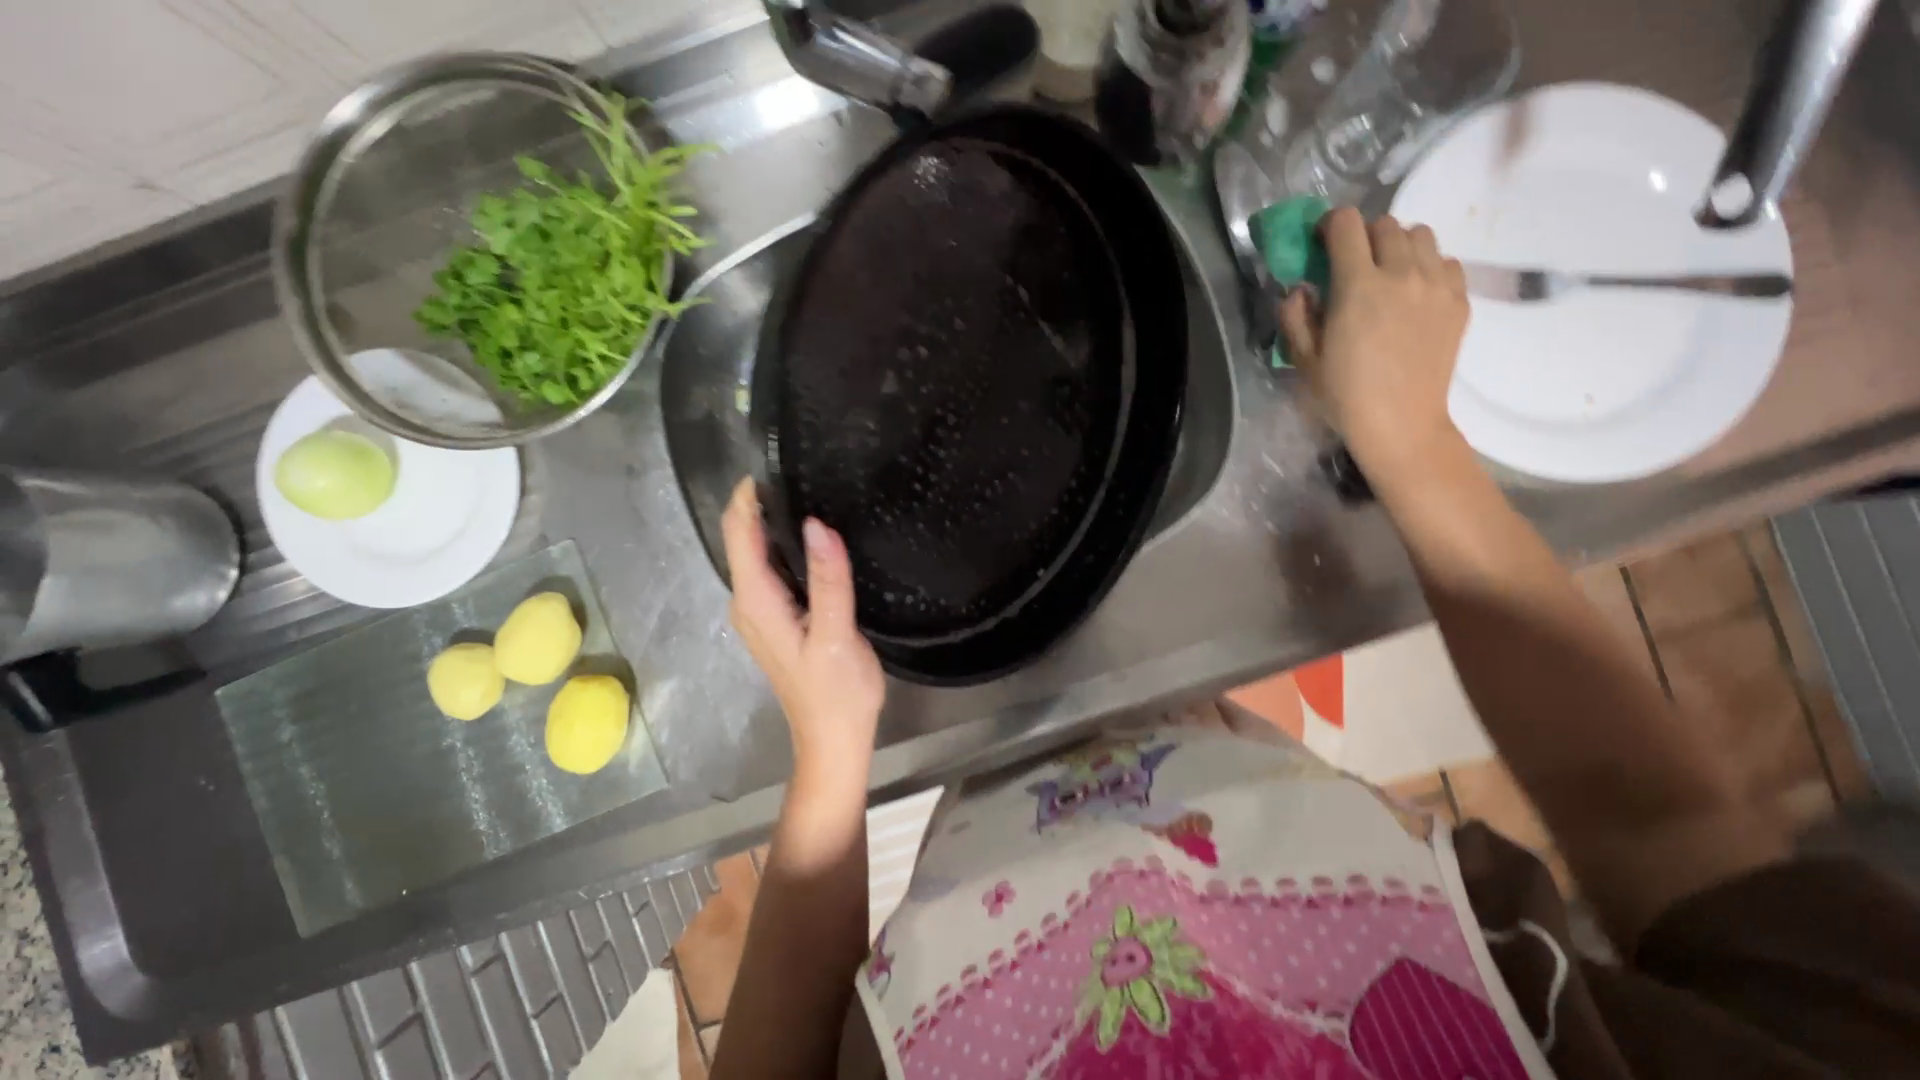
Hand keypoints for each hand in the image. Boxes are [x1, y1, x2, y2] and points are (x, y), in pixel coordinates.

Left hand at [721, 479, 884, 774]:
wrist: (833, 738)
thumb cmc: (837, 692)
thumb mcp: (837, 635)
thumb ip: (829, 580)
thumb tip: (818, 524)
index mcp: (757, 601)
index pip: (739, 533)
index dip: (748, 495)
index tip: (775, 461)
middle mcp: (747, 602)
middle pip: (741, 538)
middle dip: (760, 502)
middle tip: (800, 467)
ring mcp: (759, 612)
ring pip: (755, 552)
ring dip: (772, 522)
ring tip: (809, 491)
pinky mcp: (775, 618)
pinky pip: (769, 568)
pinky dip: (782, 546)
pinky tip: (812, 536)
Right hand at [1279, 208, 1470, 477]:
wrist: (1401, 423)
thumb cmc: (1344, 395)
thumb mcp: (1303, 358)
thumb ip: (1295, 315)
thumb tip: (1302, 288)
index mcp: (1358, 285)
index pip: (1346, 223)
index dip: (1331, 226)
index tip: (1323, 244)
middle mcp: (1401, 274)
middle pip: (1386, 224)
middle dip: (1365, 237)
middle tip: (1354, 264)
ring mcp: (1435, 285)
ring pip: (1421, 235)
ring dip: (1400, 246)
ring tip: (1389, 273)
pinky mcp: (1458, 301)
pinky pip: (1446, 262)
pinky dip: (1428, 267)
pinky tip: (1415, 293)